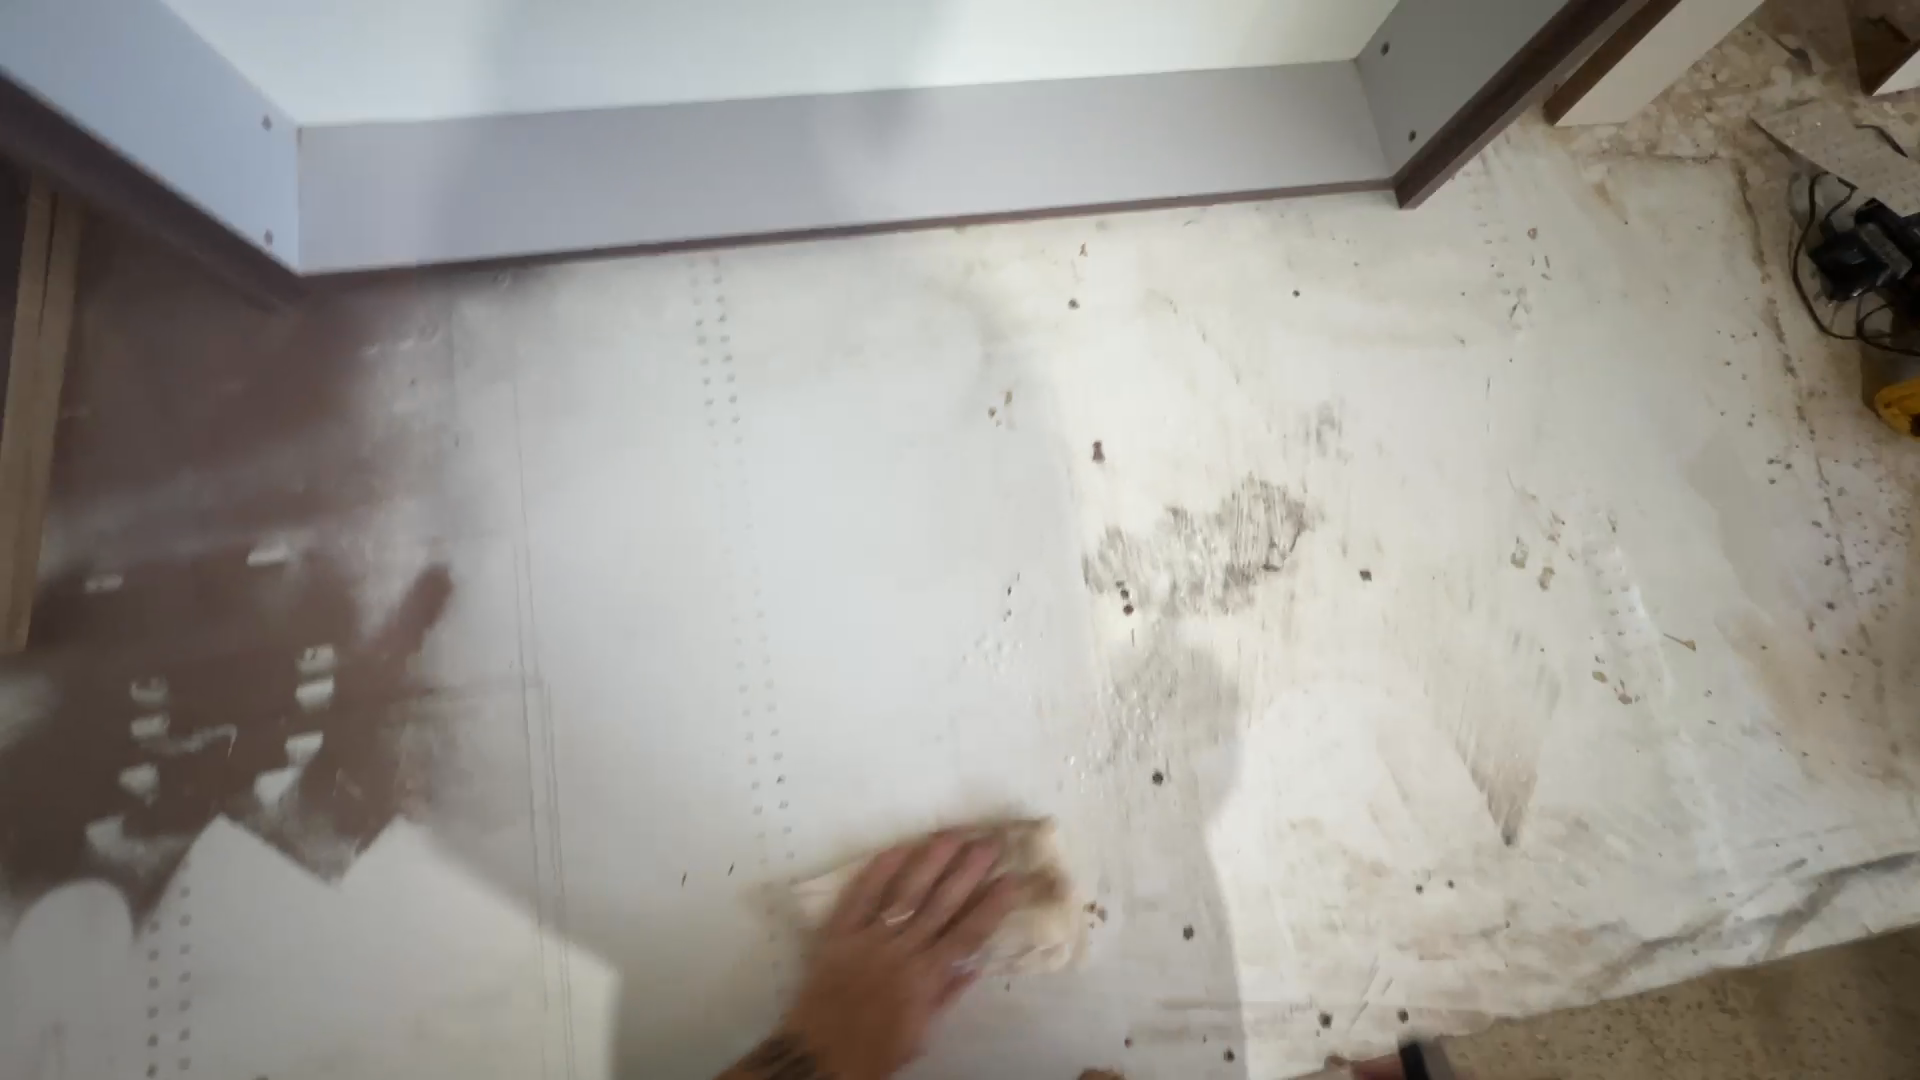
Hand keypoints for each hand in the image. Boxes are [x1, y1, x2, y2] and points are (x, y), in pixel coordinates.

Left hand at [769, 832, 1019, 1079]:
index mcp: (926, 977)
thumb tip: (975, 964)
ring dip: (932, 859)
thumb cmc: (875, 1048)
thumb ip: (946, 995)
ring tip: (953, 834)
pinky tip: (900, 845)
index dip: (991, 906)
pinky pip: (862, 894)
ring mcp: (871, 936)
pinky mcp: (840, 930)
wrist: (818, 1056)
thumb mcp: (920, 1033)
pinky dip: (880, 869)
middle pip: (942, 902)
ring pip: (907, 890)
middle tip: (989, 842)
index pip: (967, 934)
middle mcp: (903, 950)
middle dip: (969, 870)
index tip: (1011, 879)